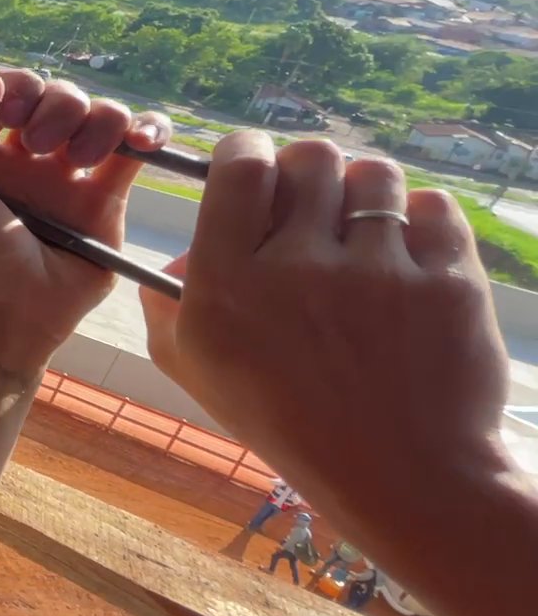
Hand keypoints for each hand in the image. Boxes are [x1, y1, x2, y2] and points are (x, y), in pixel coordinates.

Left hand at [0, 71, 172, 360]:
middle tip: (38, 146)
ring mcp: (65, 173)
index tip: (10, 114)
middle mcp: (20, 155)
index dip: (14, 86)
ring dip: (98, 120)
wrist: (6, 308)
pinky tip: (140, 142)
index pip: (3, 89)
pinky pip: (138, 144)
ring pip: (99, 112)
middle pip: (55, 94)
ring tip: (78, 160)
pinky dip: (148, 129)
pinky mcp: (106, 195)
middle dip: (55, 105)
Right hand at [139, 134, 512, 518]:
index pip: (239, 172)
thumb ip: (165, 301)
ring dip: (356, 182)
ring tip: (354, 213)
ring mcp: (380, 270)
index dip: (241, 149)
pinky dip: (412, 212)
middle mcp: (300, 263)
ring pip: (373, 174)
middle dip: (299, 163)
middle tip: (299, 189)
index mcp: (229, 279)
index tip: (243, 156)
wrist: (396, 466)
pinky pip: (432, 208)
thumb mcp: (185, 361)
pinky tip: (396, 241)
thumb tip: (184, 255)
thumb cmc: (272, 412)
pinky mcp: (450, 282)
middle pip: (308, 159)